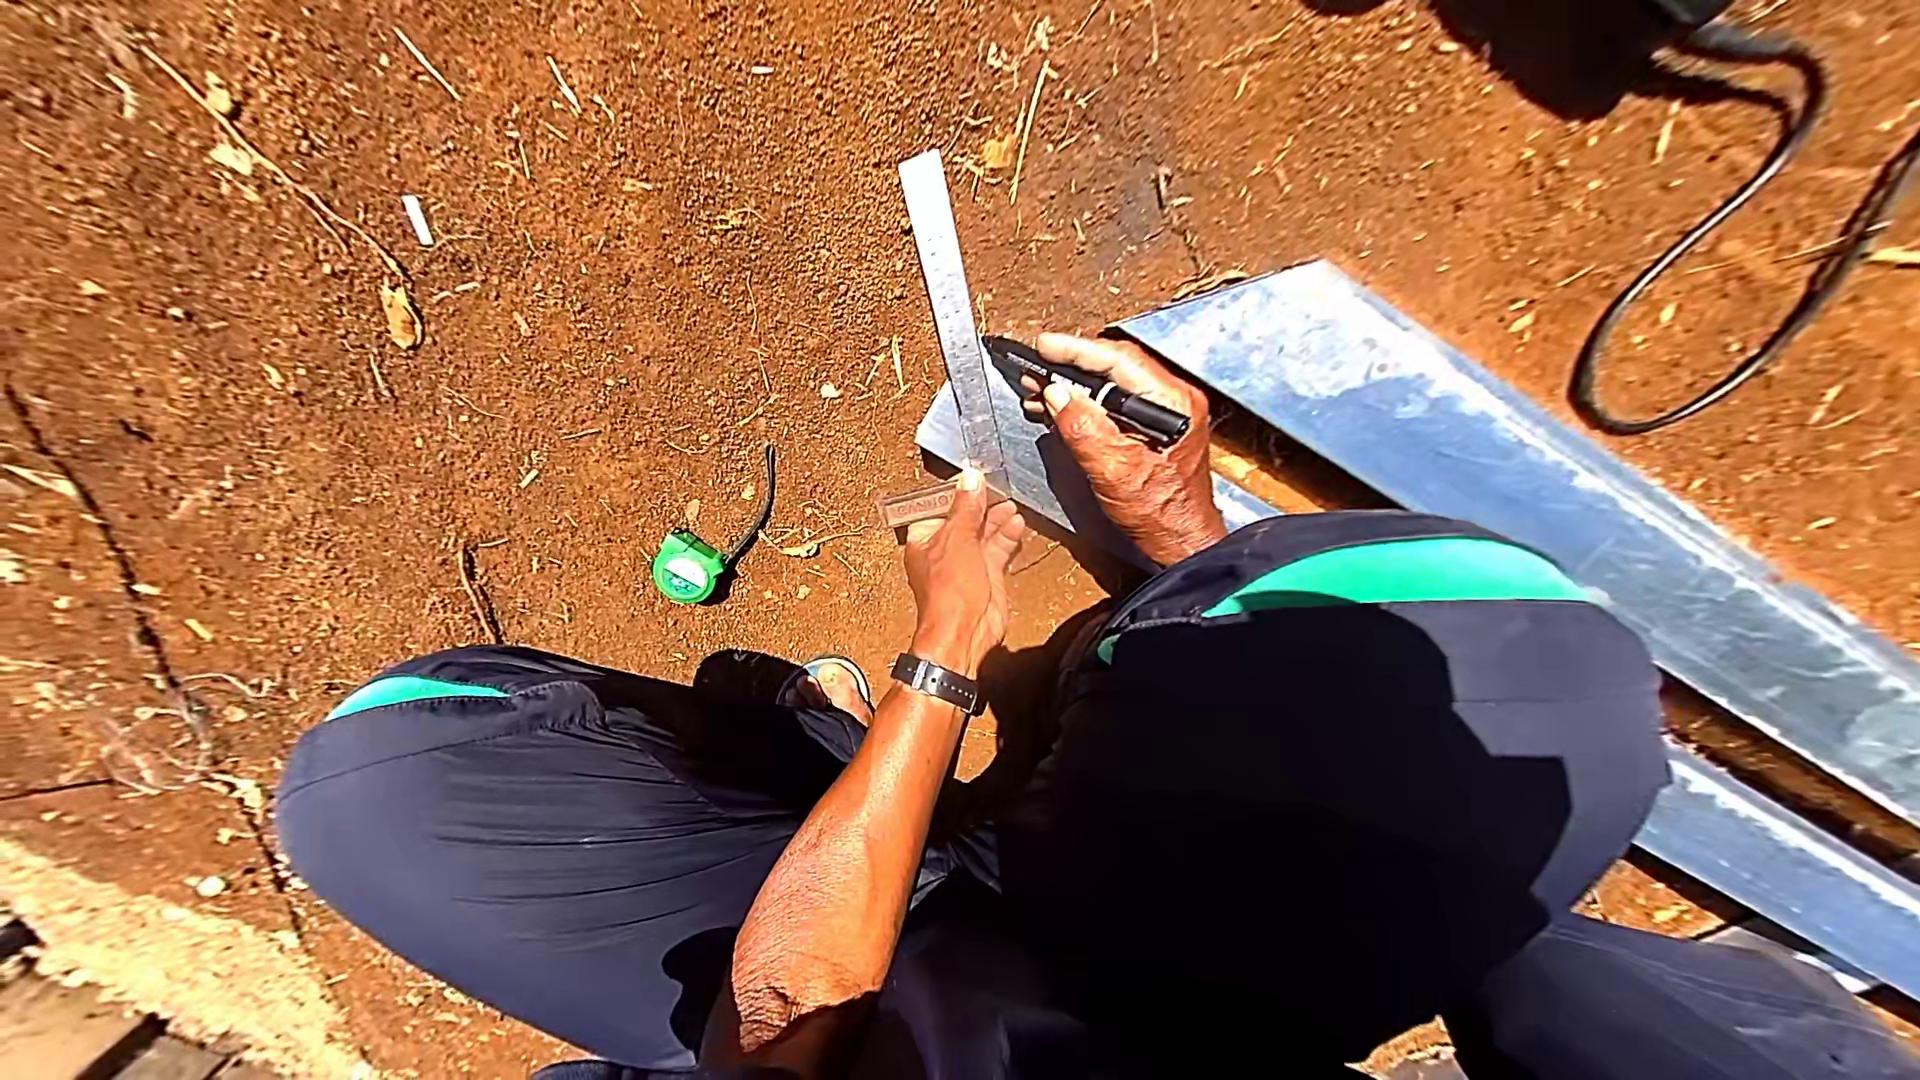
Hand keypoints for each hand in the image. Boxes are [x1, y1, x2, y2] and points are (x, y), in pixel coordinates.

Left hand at [902, 468, 1026, 676]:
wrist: (966, 631)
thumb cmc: (949, 590)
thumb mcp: (957, 537)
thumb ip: (966, 507)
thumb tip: (970, 478)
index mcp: (925, 539)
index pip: (940, 506)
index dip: (958, 492)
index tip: (974, 476)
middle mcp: (944, 549)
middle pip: (965, 517)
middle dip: (982, 503)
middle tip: (998, 486)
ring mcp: (967, 562)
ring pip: (984, 532)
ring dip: (998, 517)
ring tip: (1010, 503)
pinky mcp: (988, 574)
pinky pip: (999, 548)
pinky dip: (1008, 535)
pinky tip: (1017, 522)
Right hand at [1021, 333, 1226, 565]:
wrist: (1179, 539)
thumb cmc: (1160, 513)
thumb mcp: (1113, 471)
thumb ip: (1083, 428)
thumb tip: (1057, 394)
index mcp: (1172, 403)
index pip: (1118, 360)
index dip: (1076, 351)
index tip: (1045, 347)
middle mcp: (1173, 401)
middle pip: (1114, 368)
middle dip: (1070, 368)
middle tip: (1035, 369)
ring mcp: (1166, 413)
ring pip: (1112, 385)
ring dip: (1074, 387)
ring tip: (1039, 391)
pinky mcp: (1154, 427)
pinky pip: (1115, 404)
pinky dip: (1086, 405)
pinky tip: (1061, 410)